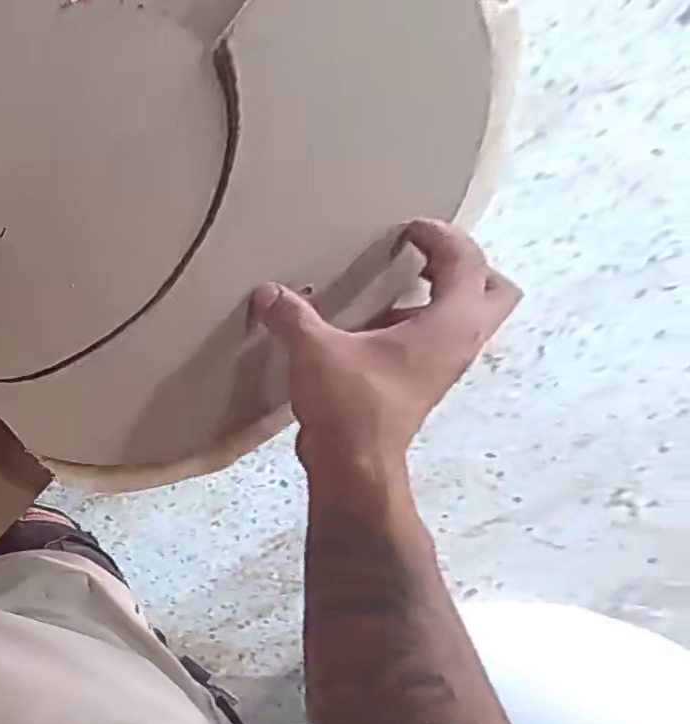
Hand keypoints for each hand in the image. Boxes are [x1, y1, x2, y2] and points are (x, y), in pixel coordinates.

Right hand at [251, 219, 520, 489]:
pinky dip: (415, 332)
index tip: (414, 229)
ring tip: (393, 301)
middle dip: (466, 271)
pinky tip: (372, 339)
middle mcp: (461, 340)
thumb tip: (268, 292)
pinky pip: (436, 345)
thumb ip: (293, 319)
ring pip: (466, 321)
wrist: (353, 458)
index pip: (463, 262)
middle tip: (428, 265)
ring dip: (439, 304)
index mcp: (451, 321)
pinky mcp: (421, 386)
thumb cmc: (350, 402)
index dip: (440, 239)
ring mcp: (445, 367)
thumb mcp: (314, 352)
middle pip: (493, 290)